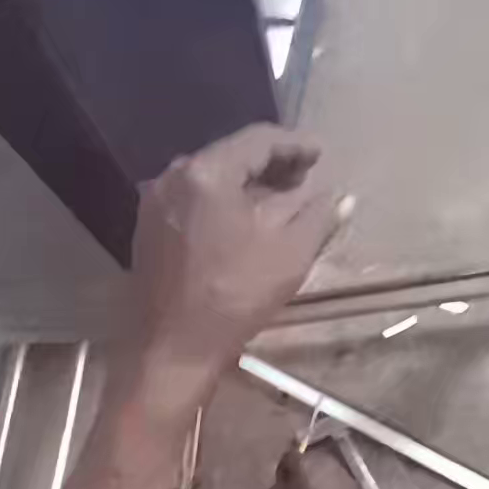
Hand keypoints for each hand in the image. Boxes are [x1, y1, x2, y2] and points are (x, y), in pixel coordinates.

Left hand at [131, 124, 344, 374]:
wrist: (173, 348)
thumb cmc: (235, 298)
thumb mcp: (291, 255)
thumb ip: (319, 216)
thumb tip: (341, 196)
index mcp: (207, 173)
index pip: (258, 140)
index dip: (295, 144)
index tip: (319, 154)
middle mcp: (172, 177)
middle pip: (230, 156)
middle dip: (270, 165)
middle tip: (303, 178)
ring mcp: (154, 203)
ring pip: (209, 179)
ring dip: (246, 185)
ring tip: (277, 201)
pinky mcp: (147, 229)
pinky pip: (192, 202)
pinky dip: (220, 203)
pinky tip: (241, 223)